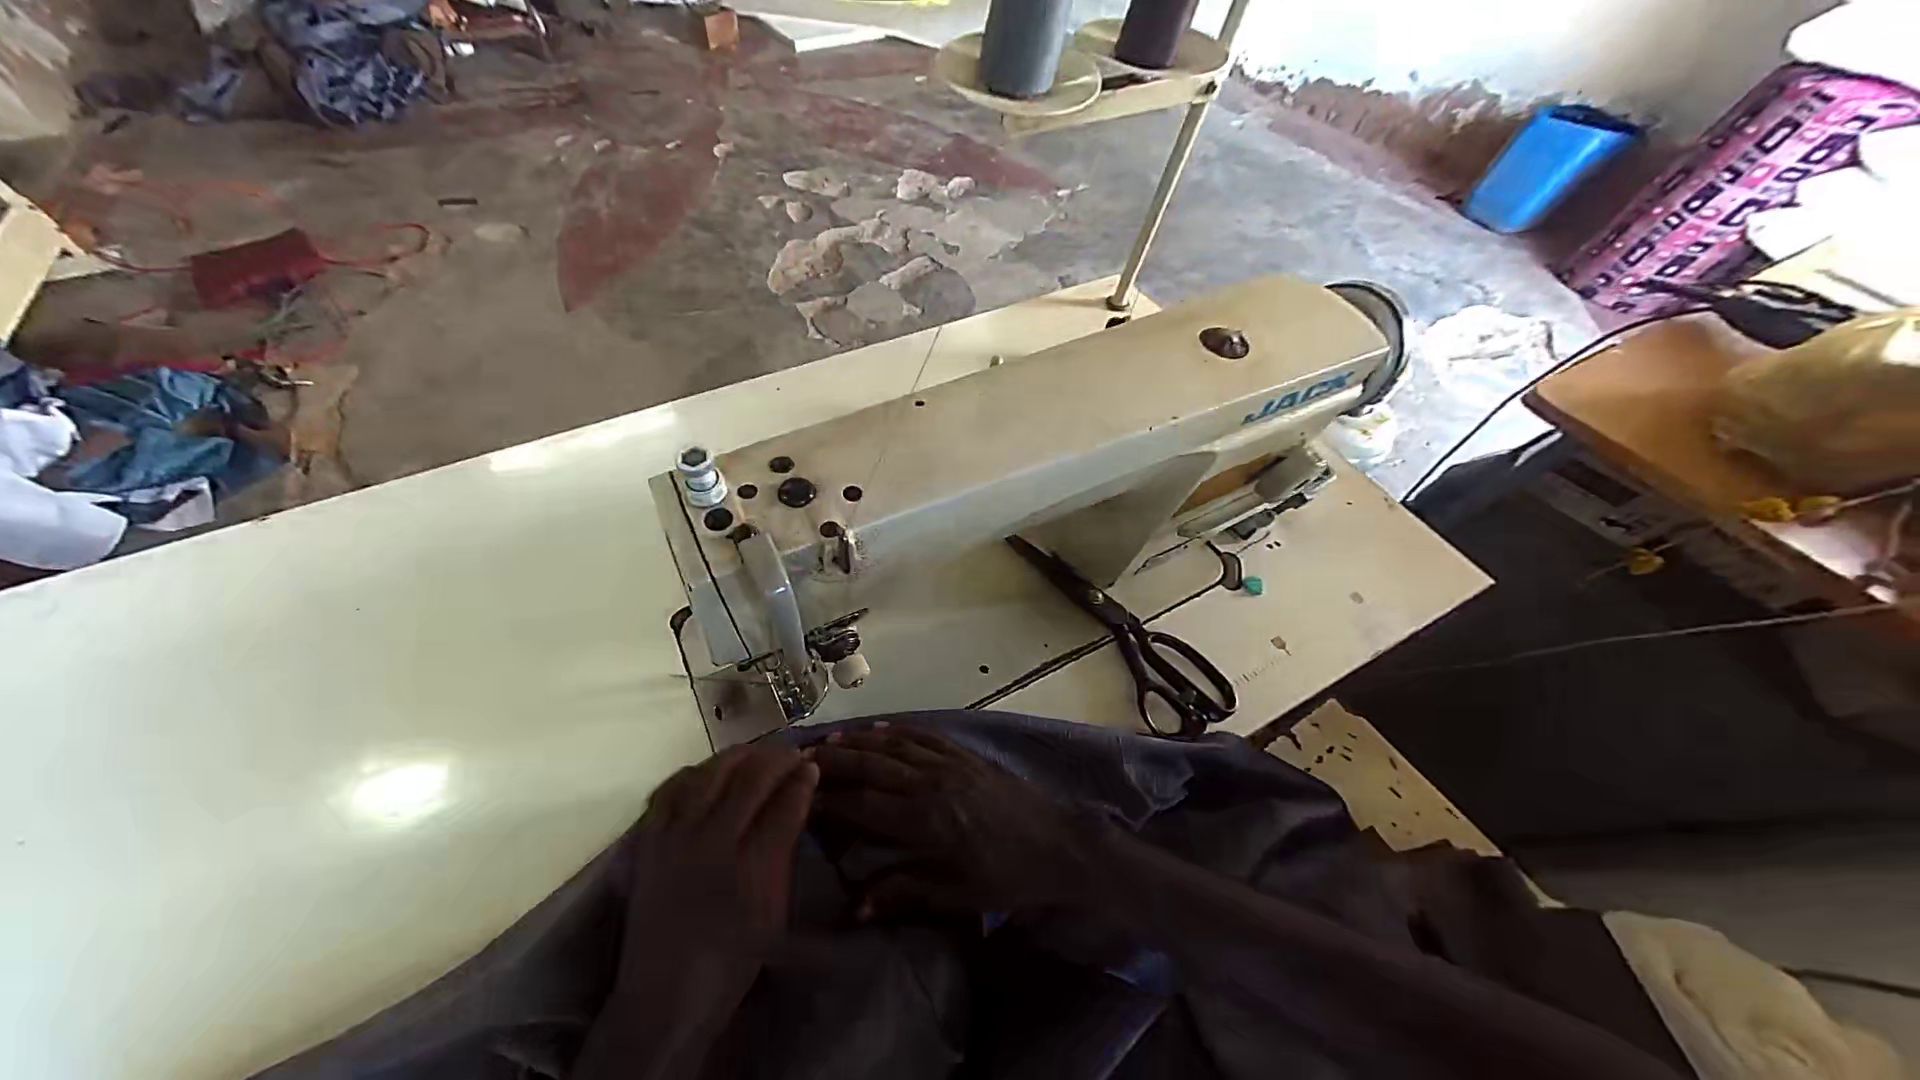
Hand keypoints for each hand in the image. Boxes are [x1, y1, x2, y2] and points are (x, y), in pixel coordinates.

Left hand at [622, 742, 819, 959]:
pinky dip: (696, 772)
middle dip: (777, 758)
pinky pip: (672, 788)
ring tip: (756, 755)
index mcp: (751, 865)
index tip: (813, 766)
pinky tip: (710, 772)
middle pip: (750, 778)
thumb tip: (798, 801)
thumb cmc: (733, 957)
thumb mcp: (775, 907)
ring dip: (739, 756)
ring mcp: (676, 836)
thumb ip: (784, 849)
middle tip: (792, 754)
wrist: (666, 993)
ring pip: (711, 772)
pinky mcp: (649, 840)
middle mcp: (712, 840)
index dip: (803, 778)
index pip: (785, 802)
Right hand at [809, 723, 1105, 916]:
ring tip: (830, 740)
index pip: (864, 805)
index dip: (828, 801)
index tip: (798, 799)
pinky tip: (879, 729)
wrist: (1061, 844)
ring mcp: (951, 764)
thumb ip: (905, 892)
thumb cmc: (1009, 877)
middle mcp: (933, 783)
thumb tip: (854, 903)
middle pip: (873, 766)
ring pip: (895, 745)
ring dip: (860, 741)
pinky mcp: (966, 755)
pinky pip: (925, 736)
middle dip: (834, 762)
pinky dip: (898, 730)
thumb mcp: (959, 895)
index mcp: (927, 822)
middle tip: (801, 758)